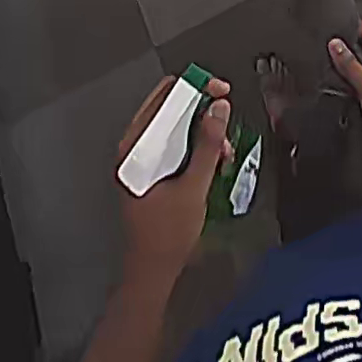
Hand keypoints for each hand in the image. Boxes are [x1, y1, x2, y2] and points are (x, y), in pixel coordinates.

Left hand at [115, 75, 231, 283]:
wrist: (154, 273)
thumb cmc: (167, 234)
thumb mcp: (193, 186)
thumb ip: (206, 144)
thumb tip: (218, 106)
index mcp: (134, 149)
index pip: (163, 100)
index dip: (193, 89)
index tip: (219, 89)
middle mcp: (135, 149)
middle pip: (171, 110)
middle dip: (203, 111)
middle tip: (226, 115)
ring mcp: (144, 160)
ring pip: (177, 127)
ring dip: (204, 131)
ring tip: (223, 150)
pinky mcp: (155, 170)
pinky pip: (178, 144)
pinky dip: (198, 146)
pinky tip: (215, 159)